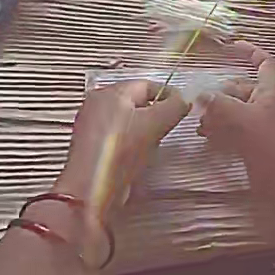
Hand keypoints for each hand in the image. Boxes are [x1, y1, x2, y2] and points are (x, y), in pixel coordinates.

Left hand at [57, 80, 190, 215]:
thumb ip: (176, 106)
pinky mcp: (89, 144)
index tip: (184, 110)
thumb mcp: (157, 123)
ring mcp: (90, 123)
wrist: (91, 189)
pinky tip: (139, 152)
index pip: (148, 84)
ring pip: (128, 117)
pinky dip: (131, 138)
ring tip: (157, 140)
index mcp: (111, 92)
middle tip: (172, 125)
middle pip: (137, 100)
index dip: (169, 95)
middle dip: (157, 111)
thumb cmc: (124, 150)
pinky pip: (118, 133)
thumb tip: (185, 100)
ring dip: (145, 126)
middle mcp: (97, 102)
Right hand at [201, 43, 274, 238]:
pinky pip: (236, 127)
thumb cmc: (269, 146)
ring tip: (199, 123)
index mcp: (272, 91)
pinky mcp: (257, 142)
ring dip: (217, 112)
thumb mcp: (241, 119)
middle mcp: (269, 104)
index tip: (231, 46)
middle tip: (200, 103)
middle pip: (242, 88)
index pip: (264, 63)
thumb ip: (219, 103)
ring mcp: (263, 124)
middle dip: (221, 93)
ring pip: (237, 109)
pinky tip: (205, 135)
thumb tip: (200, 94)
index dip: (250, 51)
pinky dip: (221, 127)